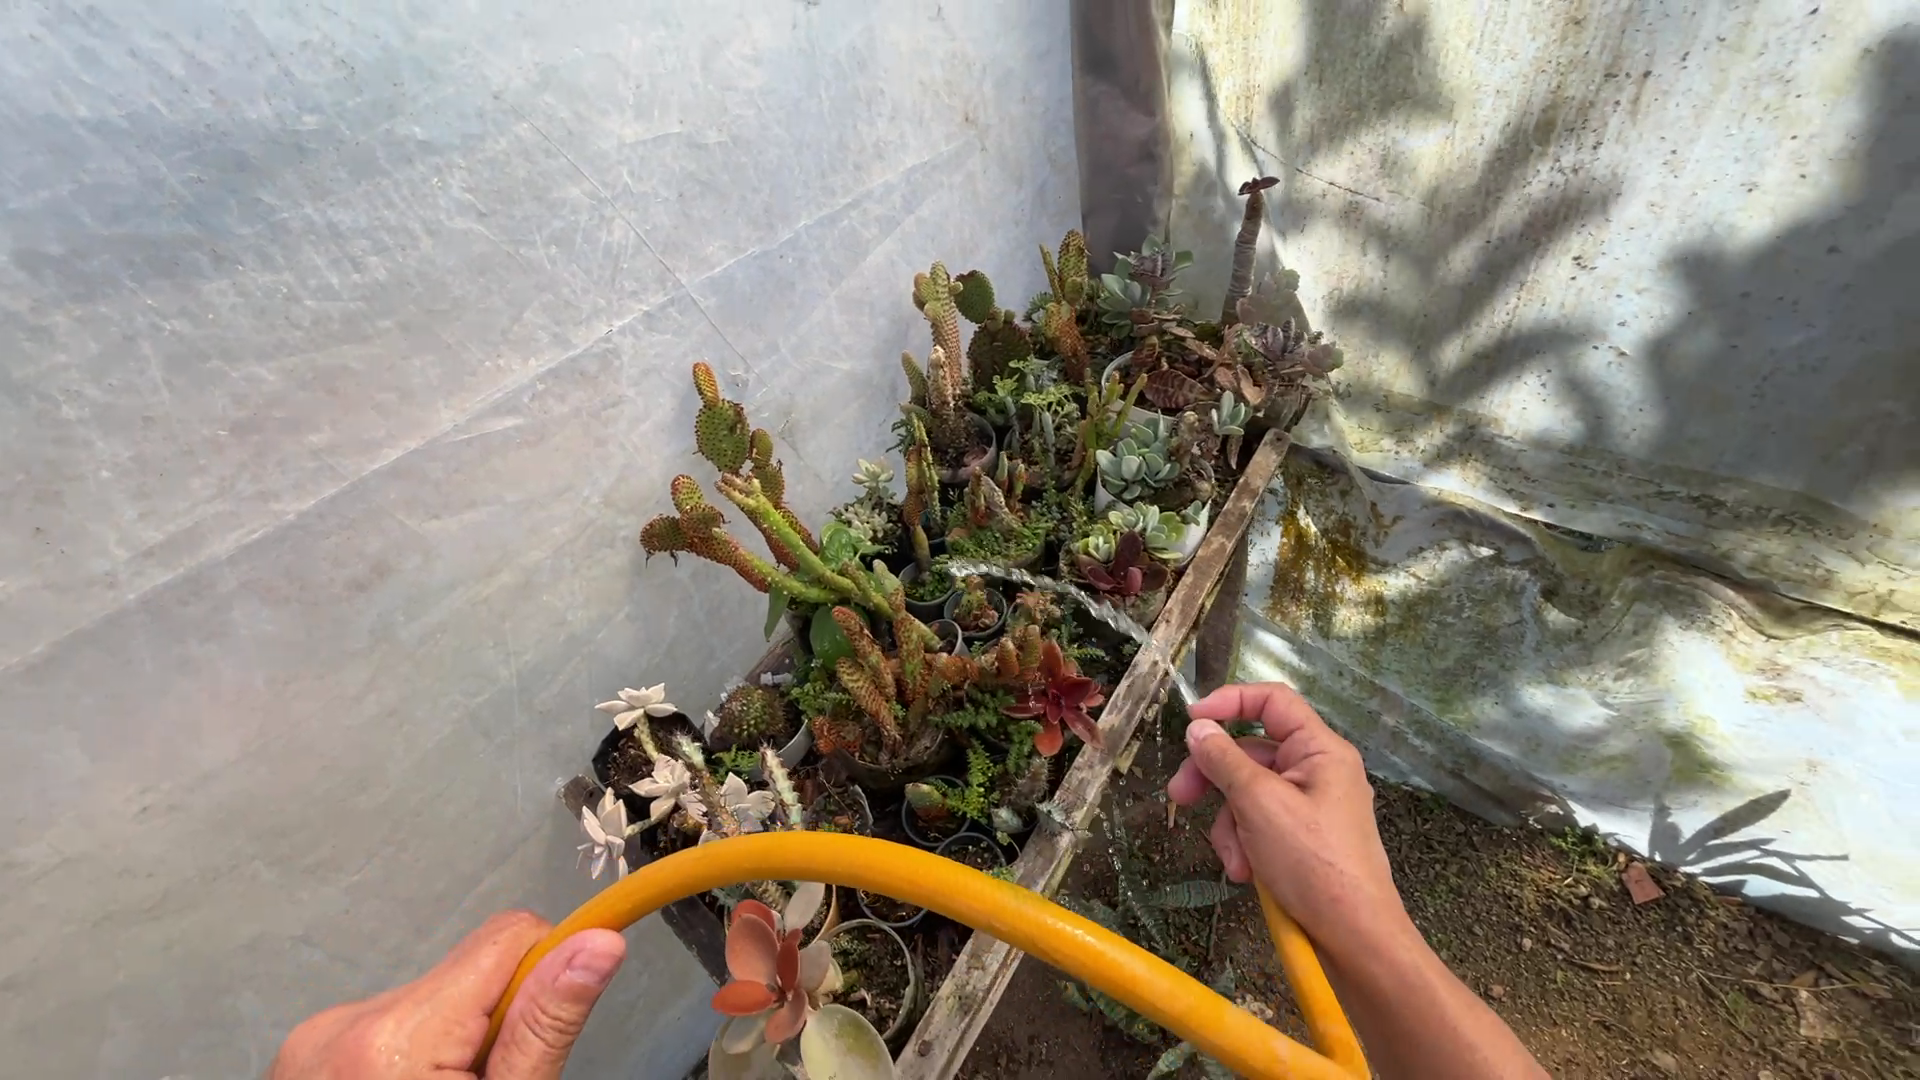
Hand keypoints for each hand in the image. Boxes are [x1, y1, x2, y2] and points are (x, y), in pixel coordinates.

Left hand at [269, 911, 626, 1079]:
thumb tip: (600, 941)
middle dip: (496, 1017)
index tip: (543, 1030)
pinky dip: (418, 1055)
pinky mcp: (304, 1058)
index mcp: (396, 1035)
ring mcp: (311, 1043)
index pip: (511, 934)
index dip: (546, 971)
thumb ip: (547, 1025)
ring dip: (456, 1038)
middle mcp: (342, 1023)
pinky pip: (395, 1021)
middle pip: (471, 967)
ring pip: (436, 995)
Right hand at [1167, 683, 1410, 960]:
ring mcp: (1310, 804)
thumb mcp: (1258, 803)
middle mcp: (1317, 769)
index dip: (1229, 701)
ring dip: (1229, 821)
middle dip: (1214, 775)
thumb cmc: (1311, 861)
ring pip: (1248, 790)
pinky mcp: (1302, 836)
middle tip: (1180, 794)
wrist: (1356, 940)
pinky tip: (1245, 871)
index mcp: (1319, 750)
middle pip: (1251, 750)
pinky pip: (1259, 820)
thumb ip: (1223, 759)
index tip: (1192, 720)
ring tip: (1231, 858)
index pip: (1272, 701)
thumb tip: (1197, 728)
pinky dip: (1244, 841)